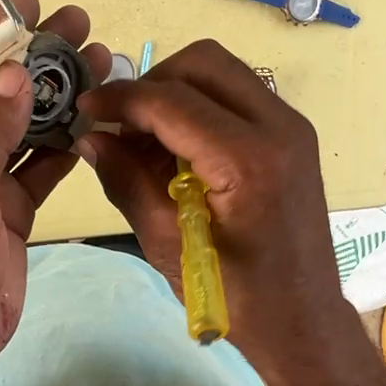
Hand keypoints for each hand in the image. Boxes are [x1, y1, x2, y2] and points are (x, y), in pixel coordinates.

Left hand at [0, 0, 109, 385]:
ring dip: (57, 101)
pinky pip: (36, 166)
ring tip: (102, 65)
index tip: (32, 5)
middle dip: (36, 63)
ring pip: (21, 130)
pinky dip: (62, 145)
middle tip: (82, 27)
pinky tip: (92, 121)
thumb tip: (14, 71)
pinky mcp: (5, 211)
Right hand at [78, 39, 358, 377]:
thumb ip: (127, 183)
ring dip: (174, 95)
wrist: (301, 320)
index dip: (120, 99)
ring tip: (143, 143)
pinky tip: (175, 152)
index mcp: (248, 161)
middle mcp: (279, 127)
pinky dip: (198, 109)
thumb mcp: (169, 246)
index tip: (85, 109)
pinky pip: (236, 97)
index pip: (171, 101)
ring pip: (221, 74)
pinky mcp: (291, 137)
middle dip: (150, 86)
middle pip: (202, 64)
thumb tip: (90, 139)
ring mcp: (291, 128)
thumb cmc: (235, 299)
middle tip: (119, 127)